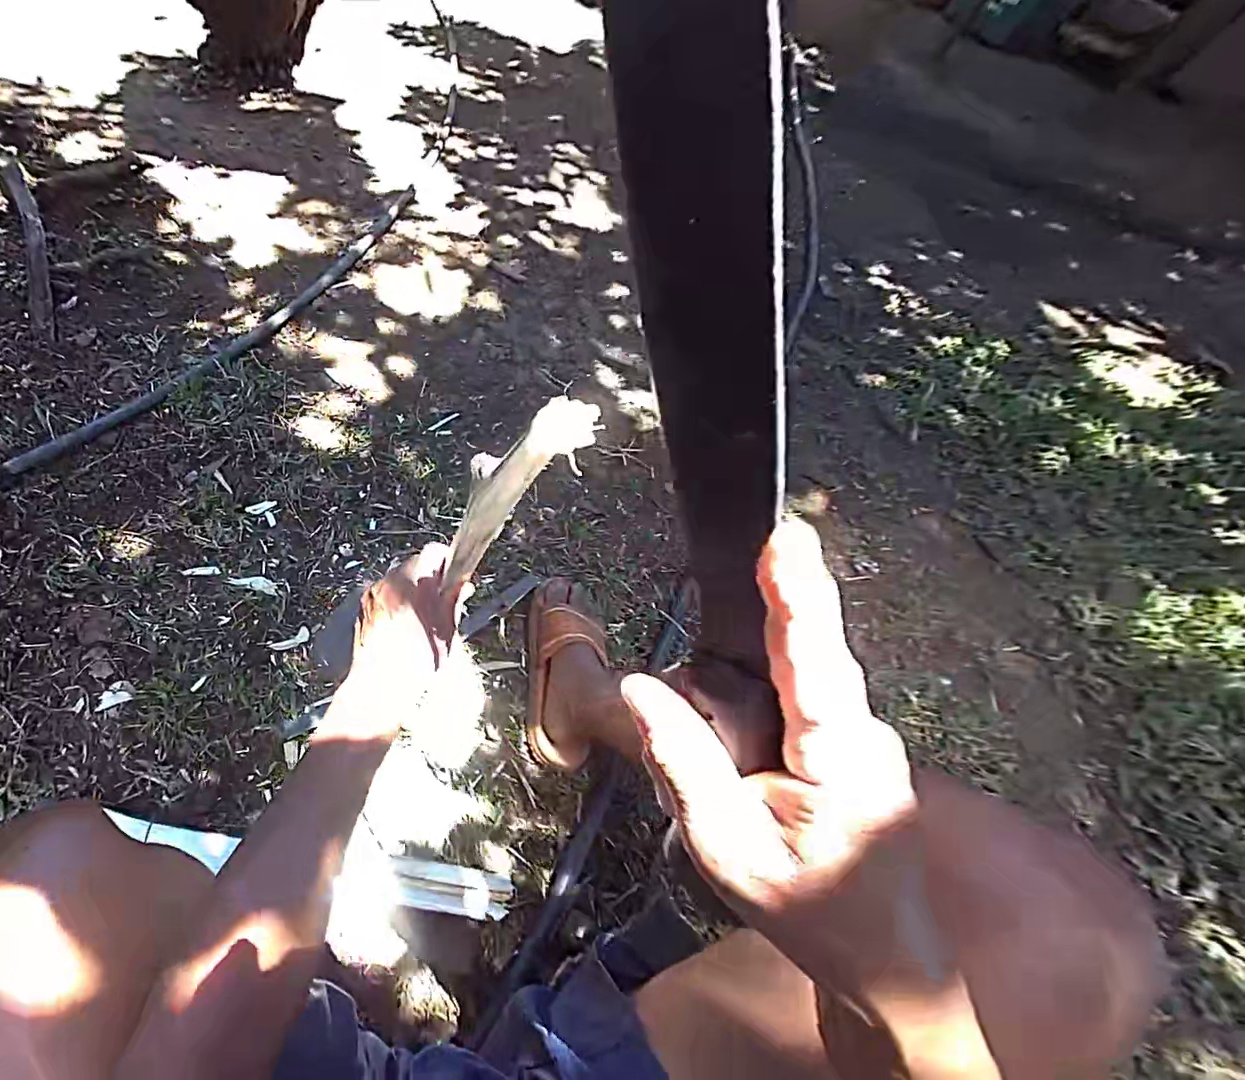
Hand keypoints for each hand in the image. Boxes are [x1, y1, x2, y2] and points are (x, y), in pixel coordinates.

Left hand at [328, 543, 465, 735]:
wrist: (380, 686)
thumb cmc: (412, 663)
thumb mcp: (446, 630)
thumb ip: (453, 600)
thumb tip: (461, 585)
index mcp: (412, 581)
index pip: (434, 552)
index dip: (449, 563)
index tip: (457, 577)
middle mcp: (389, 582)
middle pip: (415, 566)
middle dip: (431, 580)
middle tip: (446, 601)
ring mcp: (373, 595)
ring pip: (399, 582)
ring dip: (413, 592)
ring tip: (426, 620)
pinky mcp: (363, 609)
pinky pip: (385, 597)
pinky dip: (396, 605)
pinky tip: (406, 628)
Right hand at [622, 519, 946, 1005]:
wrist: (883, 959)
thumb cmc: (809, 910)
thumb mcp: (727, 846)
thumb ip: (682, 761)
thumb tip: (638, 686)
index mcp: (841, 758)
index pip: (813, 659)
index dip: (796, 592)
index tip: (782, 536)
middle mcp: (858, 733)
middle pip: (787, 659)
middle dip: (732, 666)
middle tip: (710, 740)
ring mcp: (853, 735)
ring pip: (776, 681)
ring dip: (727, 706)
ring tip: (725, 791)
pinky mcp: (837, 740)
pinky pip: (779, 700)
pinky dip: (740, 709)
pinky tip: (733, 774)